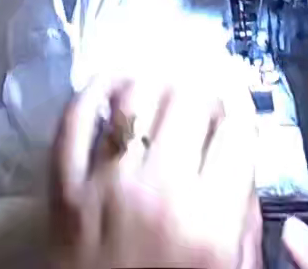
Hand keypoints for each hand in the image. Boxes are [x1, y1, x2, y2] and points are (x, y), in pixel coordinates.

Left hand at [50, 78, 262, 268]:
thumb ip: (245, 217)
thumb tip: (241, 156)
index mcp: (208, 223)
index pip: (239, 128)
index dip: (243, 112)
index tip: (237, 114)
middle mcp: (159, 193)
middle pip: (190, 97)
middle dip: (204, 95)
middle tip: (202, 108)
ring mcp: (105, 188)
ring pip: (137, 96)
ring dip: (157, 84)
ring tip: (163, 92)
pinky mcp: (62, 192)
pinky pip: (76, 120)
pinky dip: (96, 90)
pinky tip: (118, 83)